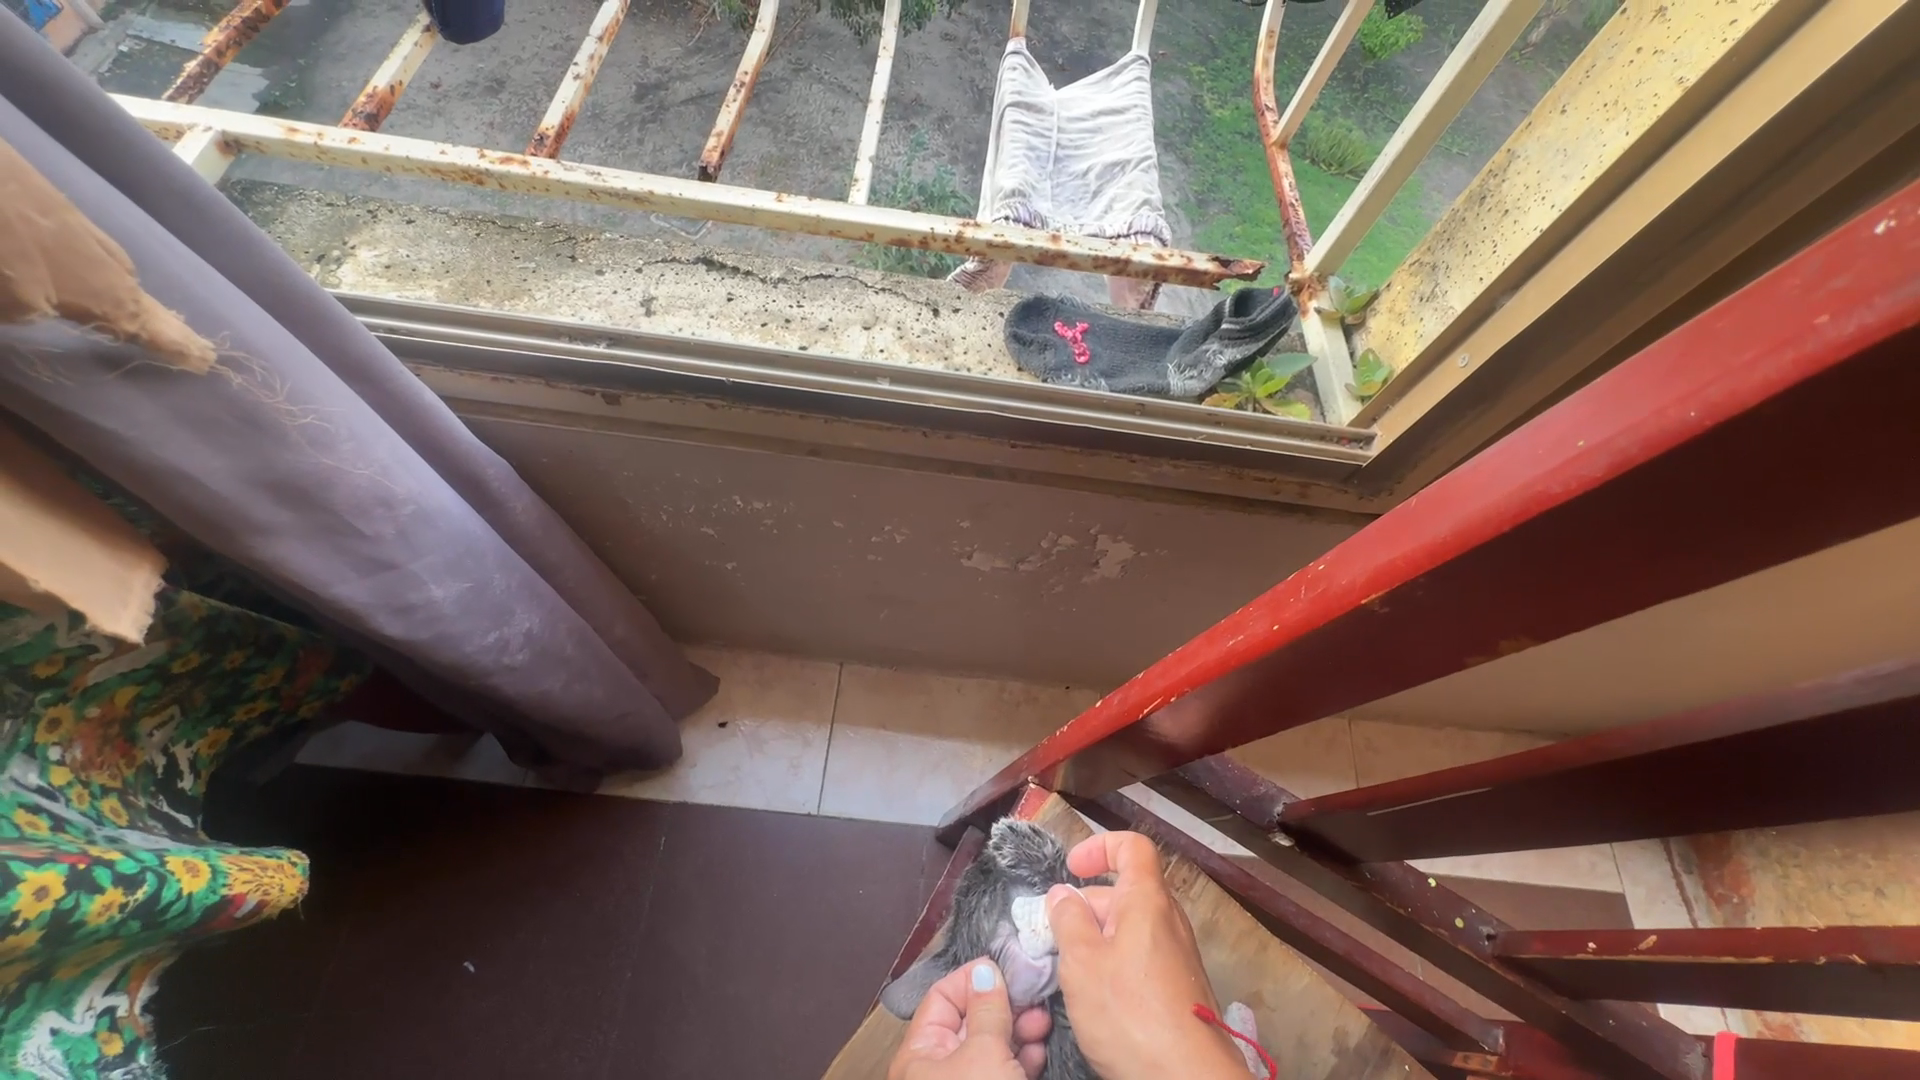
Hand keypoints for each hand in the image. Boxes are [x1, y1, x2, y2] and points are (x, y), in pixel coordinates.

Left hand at [888, 958, 1052, 1079]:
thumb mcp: (985, 1052)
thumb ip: (988, 1008)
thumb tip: (985, 969)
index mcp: (920, 1054)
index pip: (942, 997)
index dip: (973, 979)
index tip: (1007, 967)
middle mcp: (938, 1070)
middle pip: (970, 1021)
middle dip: (1003, 1006)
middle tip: (1033, 996)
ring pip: (990, 1047)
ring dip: (1018, 1030)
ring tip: (1042, 1022)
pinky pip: (1002, 1073)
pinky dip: (1020, 1059)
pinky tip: (1039, 1050)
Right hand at [1046, 832, 1250, 1079]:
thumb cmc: (1130, 1013)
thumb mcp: (1081, 962)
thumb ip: (1067, 920)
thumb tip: (1062, 895)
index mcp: (1147, 900)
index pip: (1132, 847)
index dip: (1100, 847)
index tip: (1072, 869)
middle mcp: (1167, 920)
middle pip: (1125, 891)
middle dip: (1086, 905)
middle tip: (1054, 934)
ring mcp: (1176, 956)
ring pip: (1130, 928)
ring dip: (1096, 938)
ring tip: (1069, 969)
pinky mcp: (1178, 988)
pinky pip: (1141, 956)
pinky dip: (1114, 962)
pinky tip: (1095, 995)